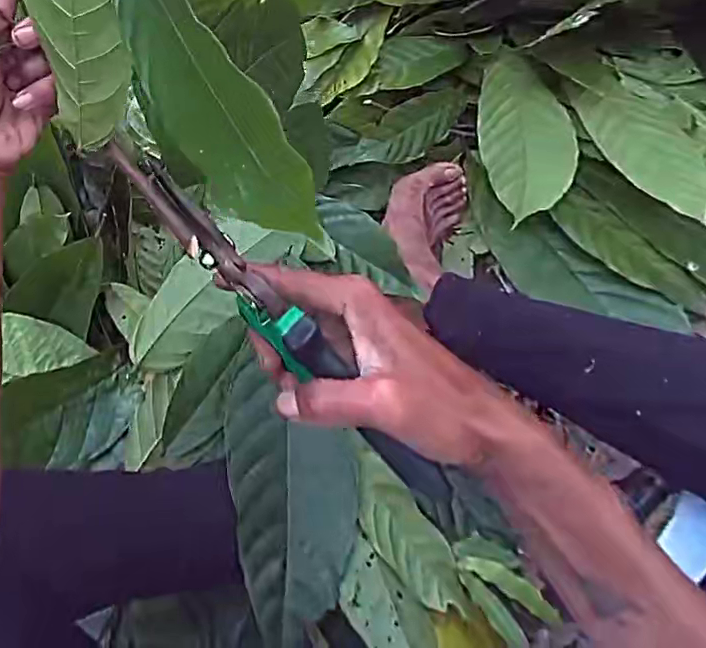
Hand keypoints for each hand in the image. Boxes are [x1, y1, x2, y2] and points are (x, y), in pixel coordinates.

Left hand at [0, 0, 55, 175]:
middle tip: (20, 41)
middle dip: (34, 33)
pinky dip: (42, 90)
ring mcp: (44, 72)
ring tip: (16, 84)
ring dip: (35, 69)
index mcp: (4, 36)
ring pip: (58, 53)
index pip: (24, 7)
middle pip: (46, 28)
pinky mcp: (59, 94)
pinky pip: (63, 82)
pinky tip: (22, 101)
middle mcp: (27, 51)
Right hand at [244, 263, 528, 467]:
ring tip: (294, 392)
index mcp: (354, 299)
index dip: (254, 278)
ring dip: (285, 357)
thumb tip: (281, 399)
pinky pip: (316, 348)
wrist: (485, 428)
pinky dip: (303, 368)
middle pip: (288, 305)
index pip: (291, 279)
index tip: (221, 277)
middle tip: (276, 377)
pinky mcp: (359, 348)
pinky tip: (306, 394)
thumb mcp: (382, 404)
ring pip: (299, 328)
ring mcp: (355, 325)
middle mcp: (351, 303)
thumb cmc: (440, 407)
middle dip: (271, 337)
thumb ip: (326, 400)